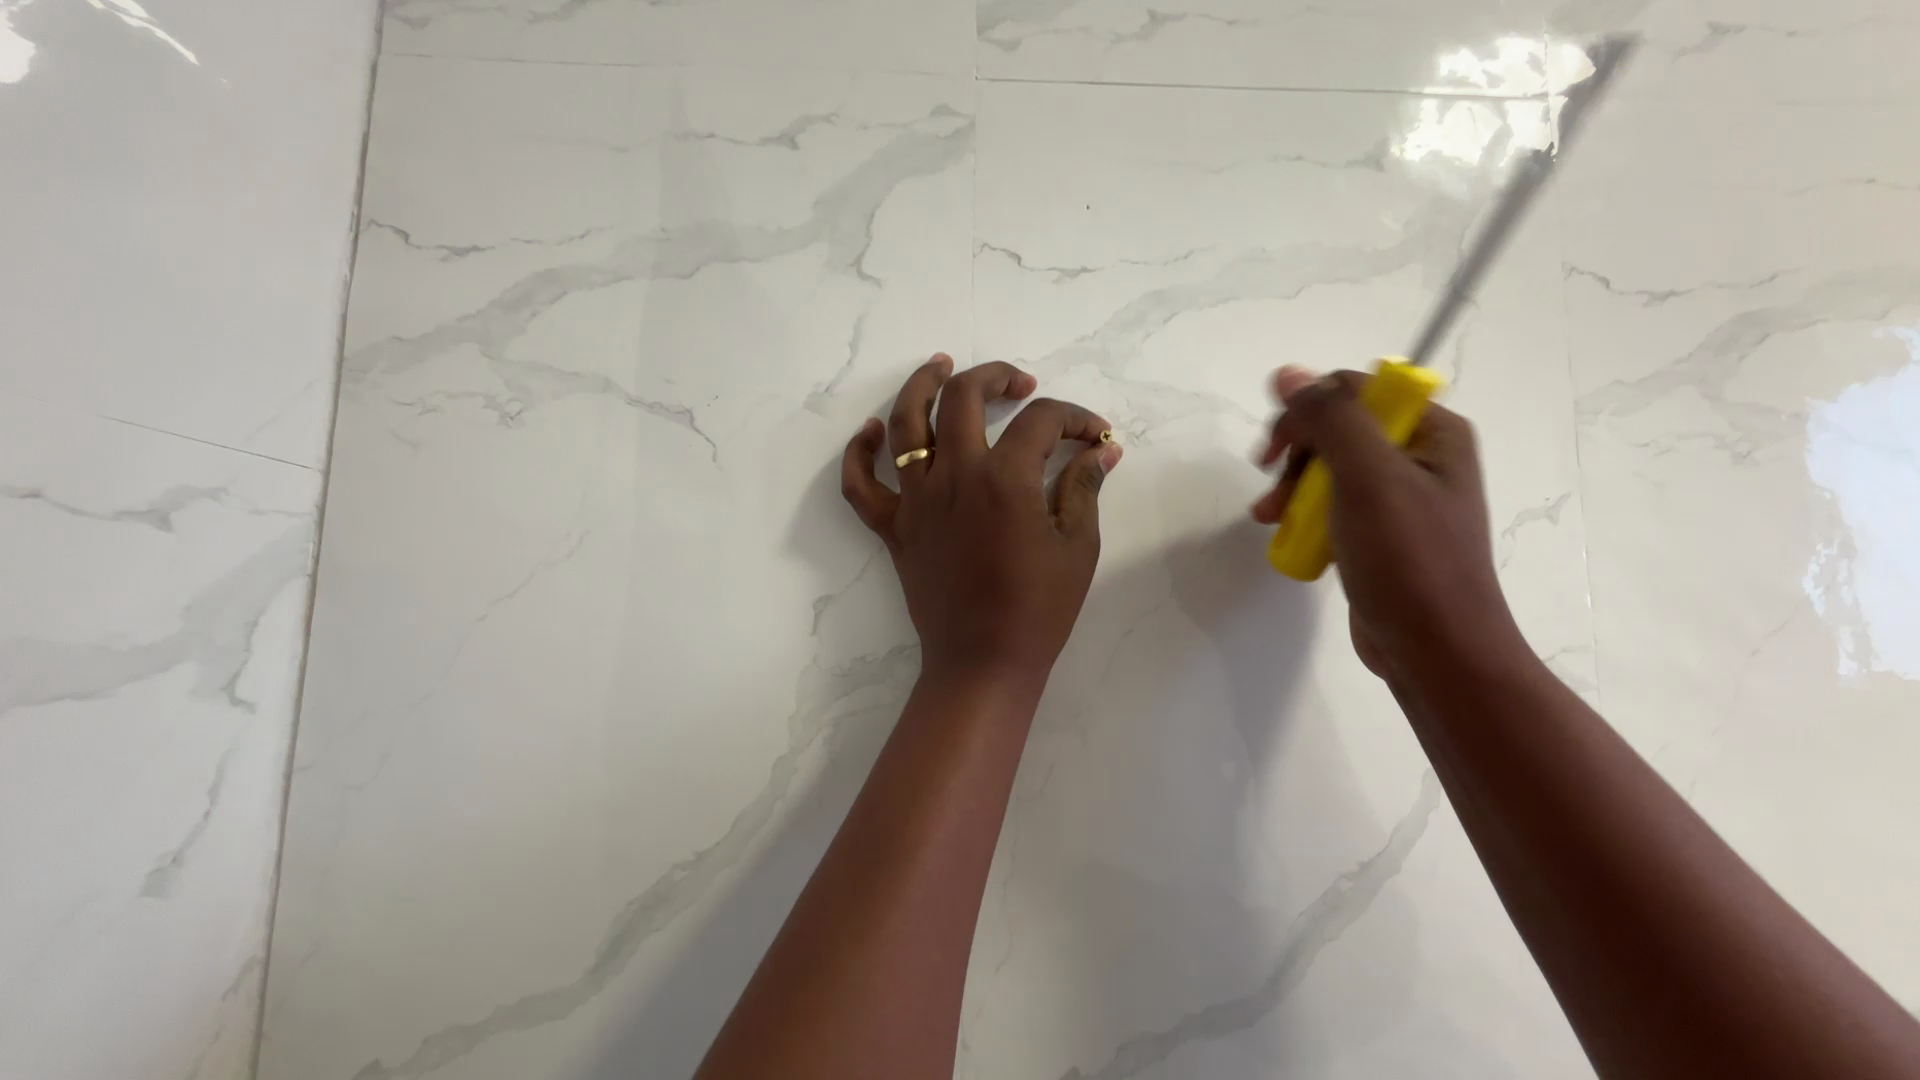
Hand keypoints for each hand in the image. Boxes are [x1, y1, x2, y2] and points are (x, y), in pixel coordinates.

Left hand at [841, 355, 1122, 689]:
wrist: (983, 660)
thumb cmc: (1038, 609)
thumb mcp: (1077, 547)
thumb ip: (1084, 489)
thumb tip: (1101, 452)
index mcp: (1005, 479)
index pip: (1041, 422)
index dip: (1074, 419)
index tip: (1095, 437)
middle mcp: (954, 476)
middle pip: (964, 398)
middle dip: (996, 377)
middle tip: (1019, 383)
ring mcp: (916, 500)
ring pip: (905, 423)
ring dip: (922, 385)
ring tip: (941, 366)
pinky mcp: (893, 528)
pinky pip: (861, 484)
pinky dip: (860, 453)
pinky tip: (874, 432)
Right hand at [1250, 366, 1523, 680]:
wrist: (1436, 650)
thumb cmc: (1408, 561)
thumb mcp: (1368, 479)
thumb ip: (1330, 420)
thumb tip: (1289, 373)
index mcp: (1433, 432)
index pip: (1356, 391)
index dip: (1308, 412)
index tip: (1275, 451)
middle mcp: (1421, 457)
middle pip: (1339, 428)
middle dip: (1297, 455)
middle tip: (1271, 489)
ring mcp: (1401, 498)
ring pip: (1329, 468)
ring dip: (1292, 488)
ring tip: (1270, 519)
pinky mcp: (1382, 534)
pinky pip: (1334, 505)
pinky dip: (1306, 516)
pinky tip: (1289, 537)